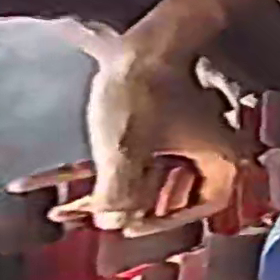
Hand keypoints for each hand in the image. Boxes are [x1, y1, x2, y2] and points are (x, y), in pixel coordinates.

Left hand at [55, 29, 250, 233]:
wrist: (145, 53)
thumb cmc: (145, 95)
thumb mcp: (124, 149)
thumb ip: (120, 191)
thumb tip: (115, 222)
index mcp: (223, 158)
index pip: (209, 204)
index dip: (170, 221)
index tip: (131, 226)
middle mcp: (216, 152)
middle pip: (178, 195)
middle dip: (131, 208)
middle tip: (93, 216)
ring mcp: (193, 141)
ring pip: (155, 180)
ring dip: (111, 194)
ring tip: (66, 203)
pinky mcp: (172, 131)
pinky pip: (142, 161)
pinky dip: (103, 173)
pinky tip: (56, 179)